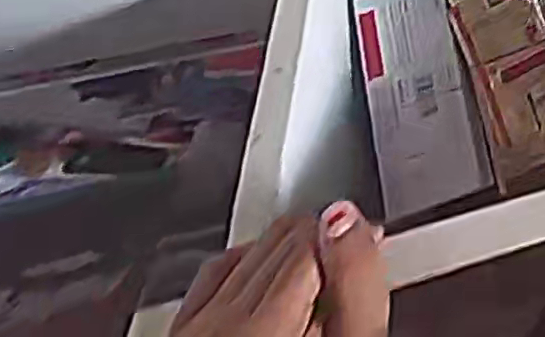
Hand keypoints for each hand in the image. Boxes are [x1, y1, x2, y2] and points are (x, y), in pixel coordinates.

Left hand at [171, 202, 389, 336]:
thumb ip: (358, 281)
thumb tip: (351, 219)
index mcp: (267, 326)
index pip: (317, 232)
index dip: (351, 234)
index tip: (365, 252)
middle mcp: (220, 323)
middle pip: (286, 234)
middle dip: (321, 241)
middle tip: (342, 271)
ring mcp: (193, 328)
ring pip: (255, 245)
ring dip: (289, 250)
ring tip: (313, 279)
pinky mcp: (179, 332)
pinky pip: (215, 270)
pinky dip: (247, 263)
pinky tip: (266, 280)